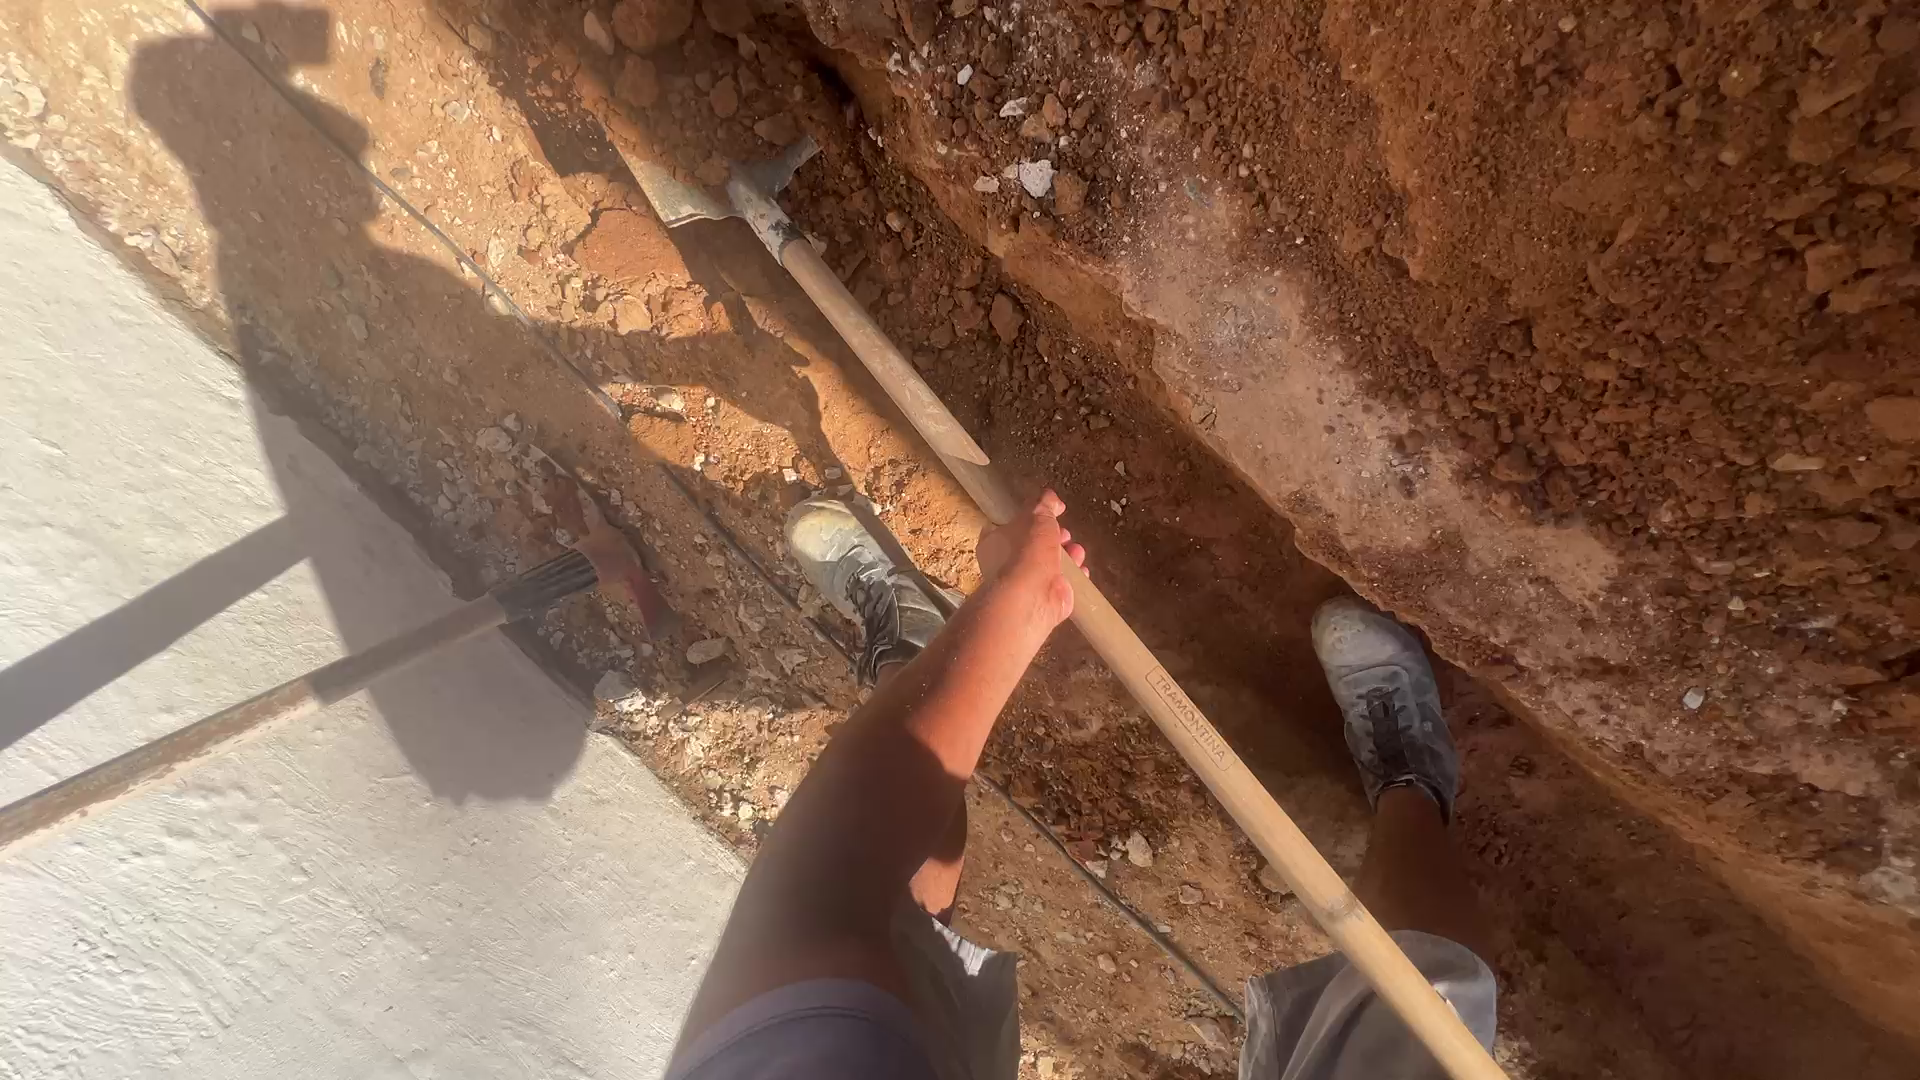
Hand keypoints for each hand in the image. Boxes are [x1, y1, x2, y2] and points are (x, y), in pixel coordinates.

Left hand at [976, 490, 1085, 629]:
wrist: (1032, 596)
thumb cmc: (1027, 551)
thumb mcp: (1037, 515)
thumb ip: (1044, 504)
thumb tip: (1052, 498)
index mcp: (995, 542)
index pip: (1010, 526)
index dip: (1031, 519)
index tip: (1047, 515)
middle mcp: (1007, 564)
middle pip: (1035, 545)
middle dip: (1054, 537)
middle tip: (1064, 534)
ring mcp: (1026, 584)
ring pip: (1050, 564)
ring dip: (1068, 556)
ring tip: (1076, 551)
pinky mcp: (1045, 599)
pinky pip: (1062, 583)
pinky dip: (1074, 576)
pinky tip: (1081, 570)